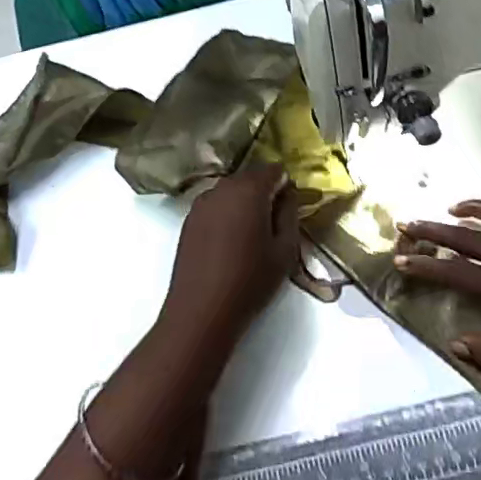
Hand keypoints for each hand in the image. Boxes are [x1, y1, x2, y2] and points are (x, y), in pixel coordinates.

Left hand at [159, 164, 299, 348]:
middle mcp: (222, 187)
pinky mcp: (189, 219)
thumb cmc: (250, 280)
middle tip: (276, 221)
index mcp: (248, 190)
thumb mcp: (284, 250)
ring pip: (230, 191)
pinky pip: (215, 205)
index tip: (291, 205)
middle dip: (265, 191)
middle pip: (249, 178)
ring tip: (253, 232)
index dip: (285, 183)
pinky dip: (226, 213)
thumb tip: (288, 194)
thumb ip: (289, 214)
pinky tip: (231, 240)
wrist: (201, 309)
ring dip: (244, 202)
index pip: (273, 170)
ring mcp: (201, 202)